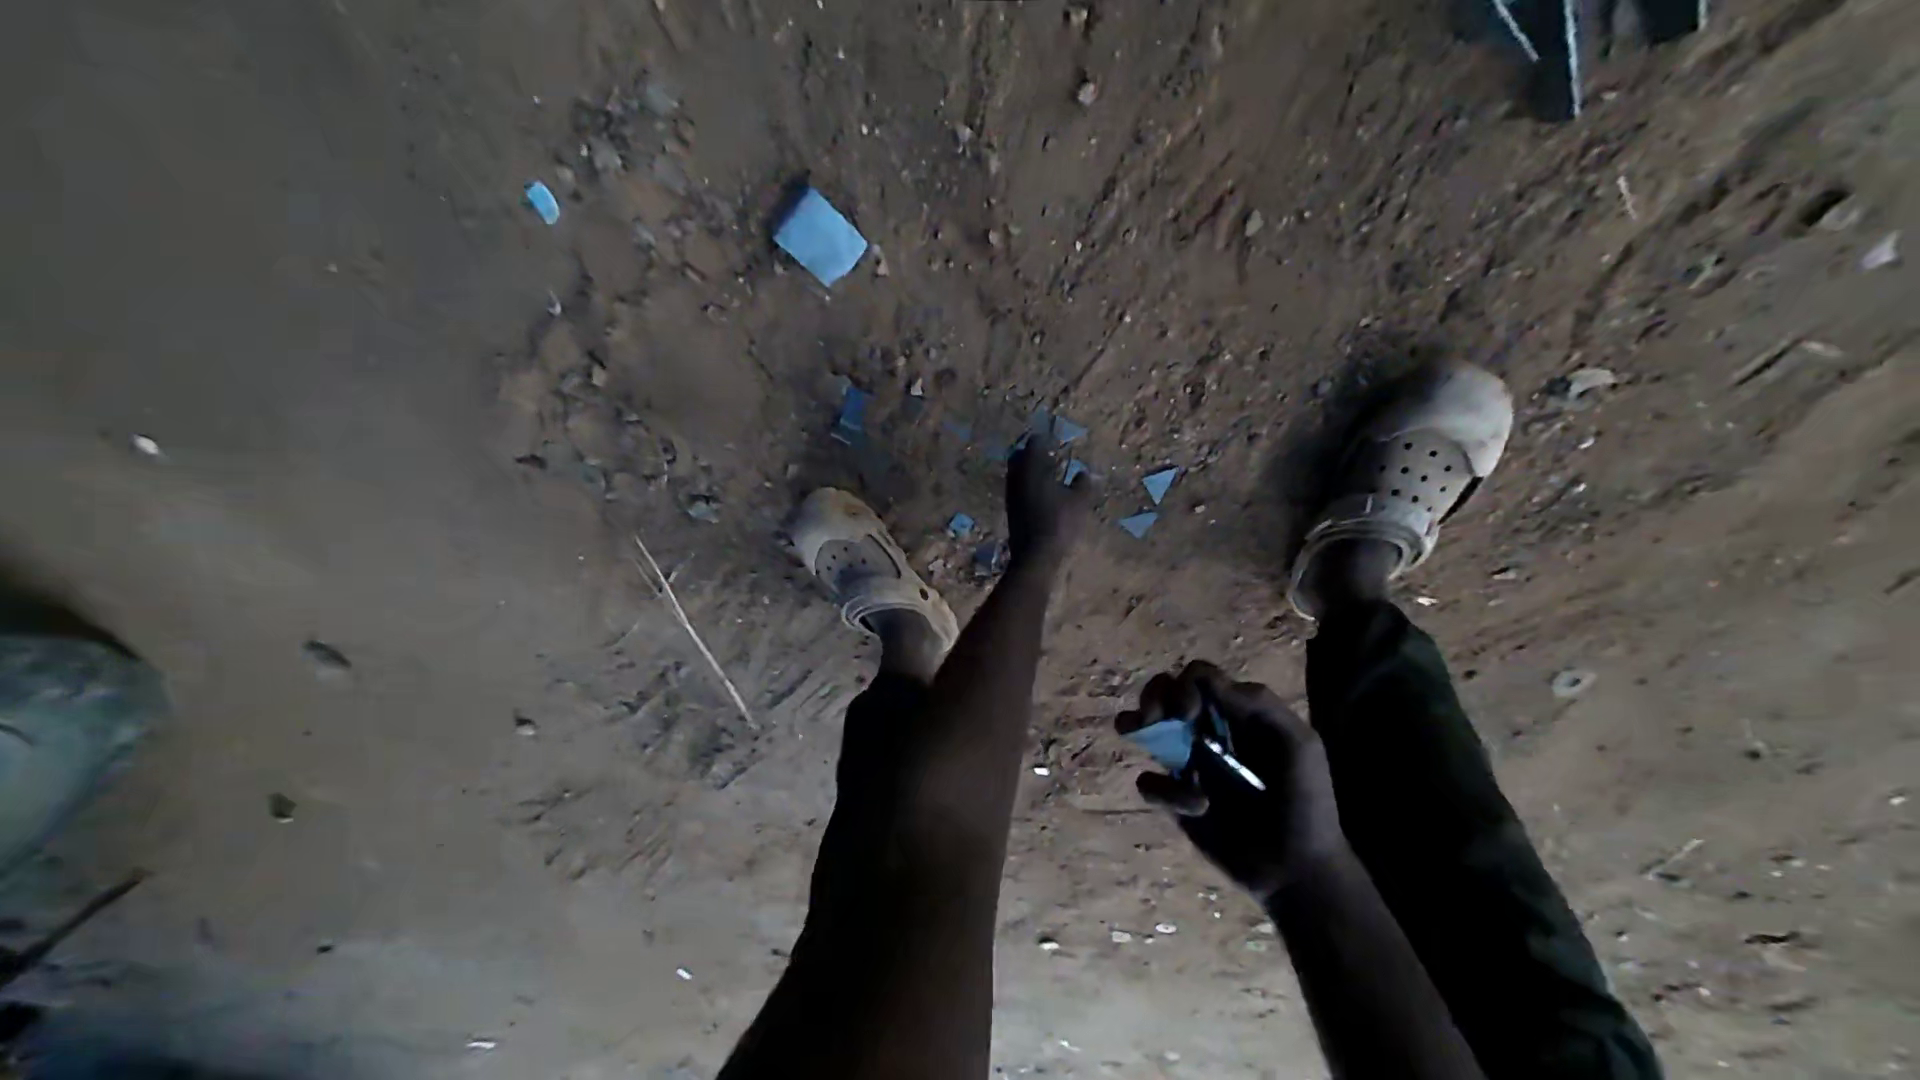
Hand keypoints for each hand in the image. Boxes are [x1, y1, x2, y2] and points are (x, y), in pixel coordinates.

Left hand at [1006, 436, 1091, 565]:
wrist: (1035, 555)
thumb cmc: (1059, 523)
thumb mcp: (1079, 502)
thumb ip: (1083, 483)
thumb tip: (1084, 472)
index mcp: (1032, 468)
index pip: (1035, 443)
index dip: (1046, 439)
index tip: (1057, 440)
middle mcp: (1017, 477)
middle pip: (1021, 455)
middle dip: (1034, 452)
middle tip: (1051, 454)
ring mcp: (1011, 493)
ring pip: (1017, 472)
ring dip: (1030, 469)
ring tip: (1049, 473)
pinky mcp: (1011, 508)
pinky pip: (1018, 487)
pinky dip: (1029, 484)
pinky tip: (1043, 492)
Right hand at [1117, 661, 1346, 900]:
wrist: (1299, 871)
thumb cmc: (1306, 803)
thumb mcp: (1298, 744)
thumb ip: (1259, 704)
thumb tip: (1206, 679)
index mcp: (1236, 714)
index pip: (1198, 678)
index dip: (1185, 686)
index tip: (1188, 714)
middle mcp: (1207, 731)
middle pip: (1165, 692)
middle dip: (1153, 698)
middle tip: (1155, 720)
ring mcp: (1189, 764)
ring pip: (1147, 728)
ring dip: (1137, 724)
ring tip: (1135, 731)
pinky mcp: (1177, 801)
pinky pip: (1149, 784)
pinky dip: (1164, 792)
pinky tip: (1196, 807)